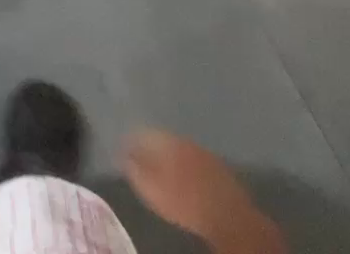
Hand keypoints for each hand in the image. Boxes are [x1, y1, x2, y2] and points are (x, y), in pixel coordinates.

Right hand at [122, 130, 285, 253]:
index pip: (142, 132)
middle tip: (142, 159)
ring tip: (162, 169)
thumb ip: (134, 168)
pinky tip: (185, 177)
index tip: (124, 150)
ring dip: (170, 156)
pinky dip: (186, 165)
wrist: (227, 216)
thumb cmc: (183, 201)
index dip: (131, 141)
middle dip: (151, 147)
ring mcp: (203, 151)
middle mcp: (184, 139)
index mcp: (166, 141)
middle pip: (162, 138)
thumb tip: (122, 154)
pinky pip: (194, 159)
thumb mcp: (150, 189)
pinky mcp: (217, 165)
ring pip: (180, 148)